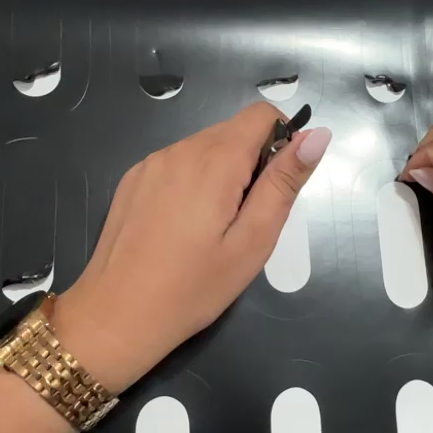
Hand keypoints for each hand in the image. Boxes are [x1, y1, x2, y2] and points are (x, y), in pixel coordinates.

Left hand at [53, 103, 330, 389]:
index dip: (281, 141)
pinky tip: (183, 227)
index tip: (276, 187)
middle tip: (244, 221)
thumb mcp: (253, 241)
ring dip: (222, 174)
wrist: (116, 317)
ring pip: (204, 147)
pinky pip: (177, 164)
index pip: (261, 114)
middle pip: (233, 131)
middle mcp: (179, 149)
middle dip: (251, 164)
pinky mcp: (132, 180)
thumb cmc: (194, 287)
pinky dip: (193, 182)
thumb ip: (284, 183)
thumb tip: (316, 135)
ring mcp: (150, 163)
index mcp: (214, 161)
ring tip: (213, 229)